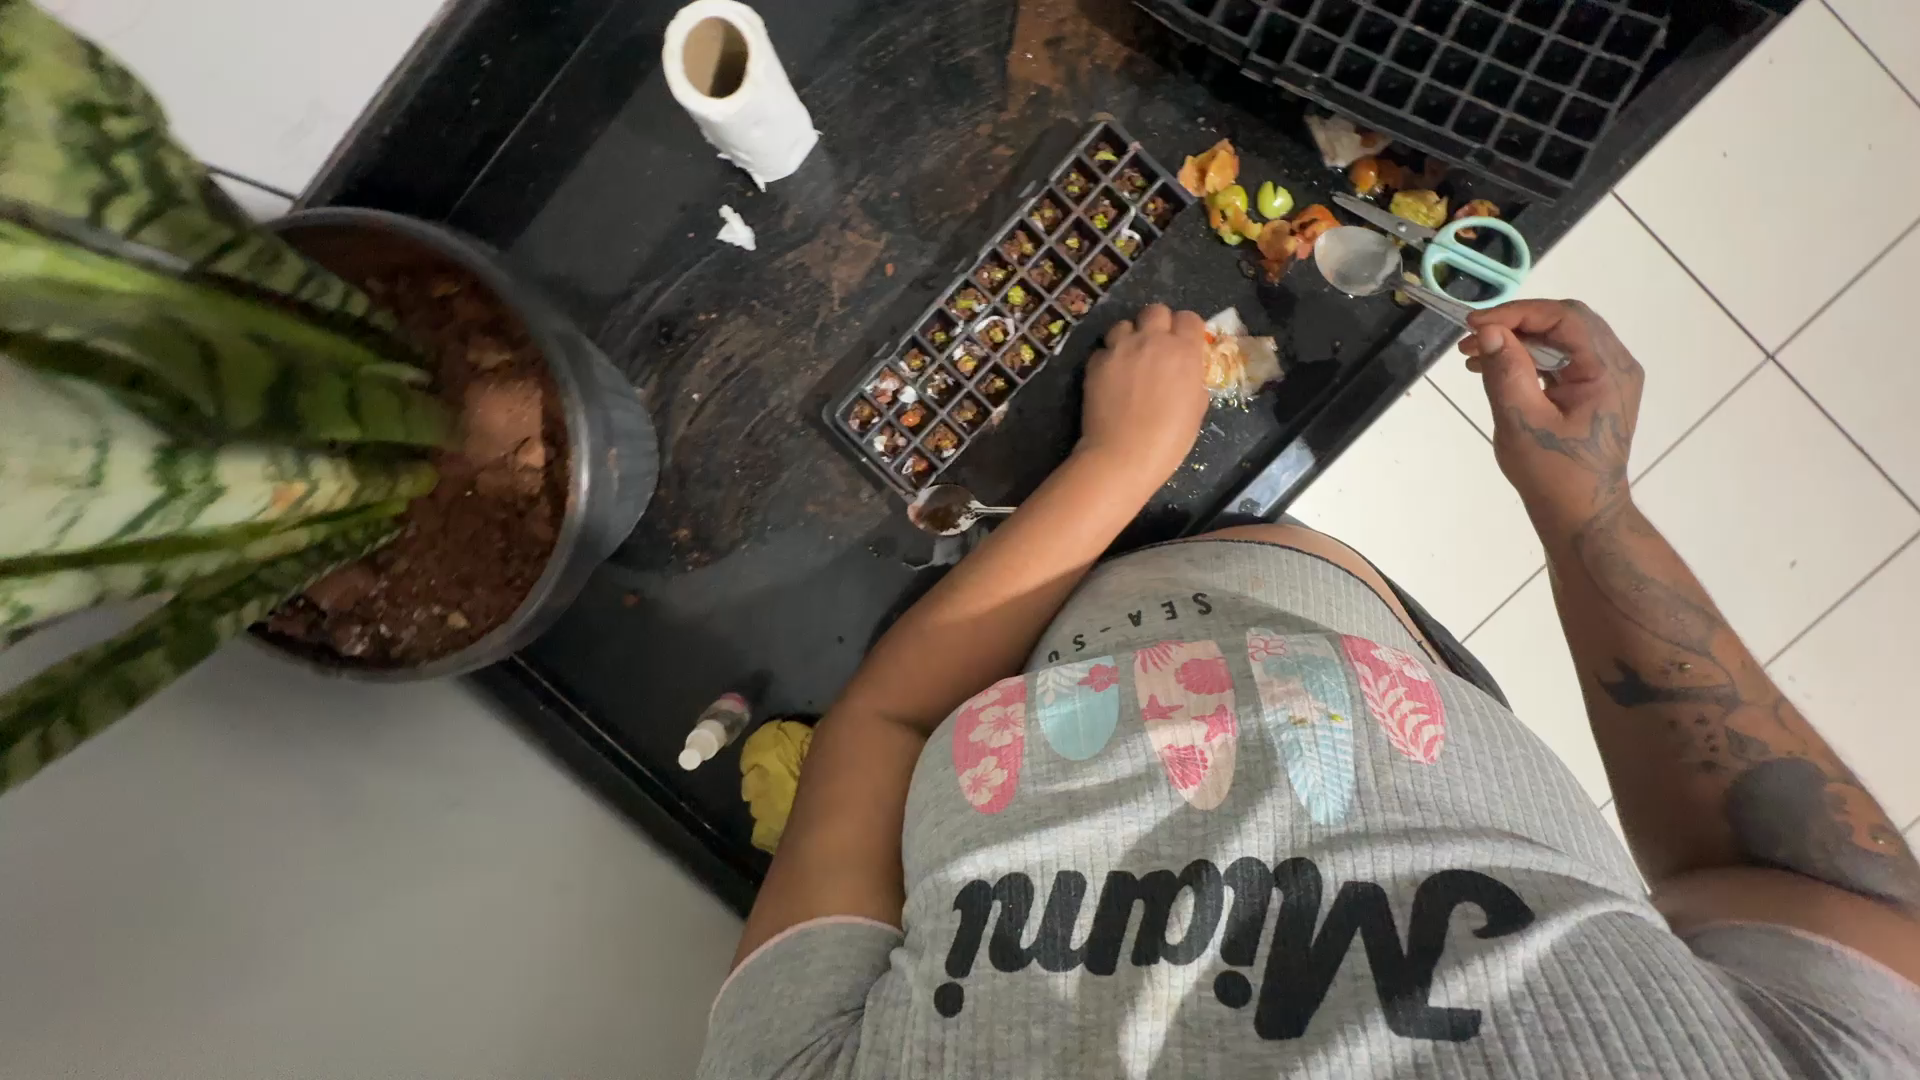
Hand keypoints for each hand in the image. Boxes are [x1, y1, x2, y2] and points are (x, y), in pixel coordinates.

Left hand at [1077, 303, 1208, 491]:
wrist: (1124, 454)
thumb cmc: (1169, 439)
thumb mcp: (1196, 407)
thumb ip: (1192, 378)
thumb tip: (1186, 372)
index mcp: (1184, 351)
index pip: (1188, 318)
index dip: (1186, 330)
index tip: (1183, 344)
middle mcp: (1152, 341)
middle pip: (1155, 311)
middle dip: (1157, 324)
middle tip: (1155, 347)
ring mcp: (1120, 349)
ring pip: (1124, 325)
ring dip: (1128, 337)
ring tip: (1128, 360)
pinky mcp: (1095, 363)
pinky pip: (1103, 350)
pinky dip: (1107, 359)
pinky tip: (1110, 378)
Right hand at [1460, 299, 1643, 537]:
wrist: (1579, 510)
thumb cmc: (1552, 472)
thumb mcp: (1521, 422)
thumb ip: (1507, 373)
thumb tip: (1488, 333)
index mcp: (1607, 369)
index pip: (1564, 318)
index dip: (1516, 314)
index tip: (1472, 324)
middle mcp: (1614, 365)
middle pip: (1565, 322)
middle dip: (1514, 323)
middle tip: (1469, 337)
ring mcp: (1604, 377)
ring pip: (1559, 339)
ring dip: (1515, 340)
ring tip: (1472, 355)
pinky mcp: (1589, 390)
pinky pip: (1557, 359)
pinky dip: (1524, 357)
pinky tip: (1492, 368)